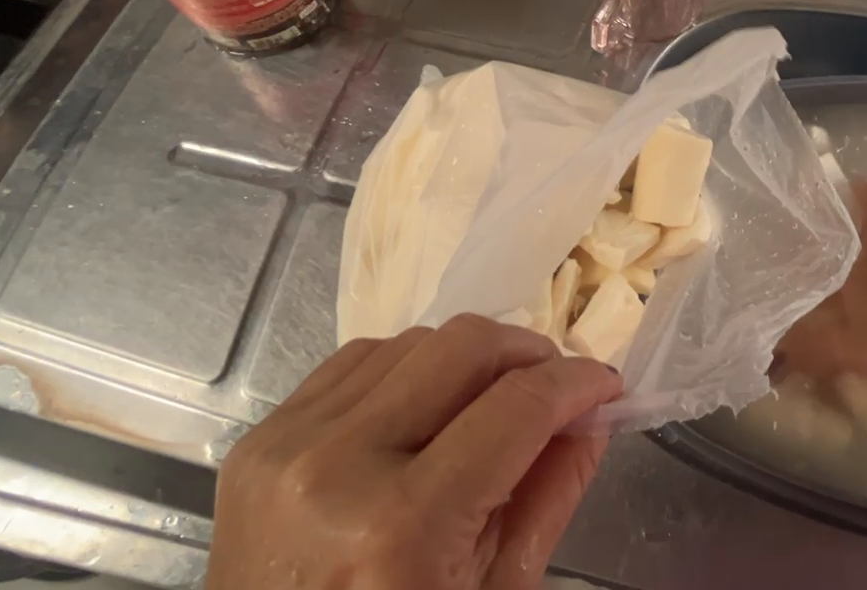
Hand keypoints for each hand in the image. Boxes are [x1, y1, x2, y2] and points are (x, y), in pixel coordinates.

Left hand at [207, 315, 623, 589]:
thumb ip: (551, 494)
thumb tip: (593, 415)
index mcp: (401, 527)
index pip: (517, 406)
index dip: (577, 383)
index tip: (605, 385)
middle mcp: (336, 466)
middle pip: (465, 345)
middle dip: (529, 354)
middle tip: (554, 387)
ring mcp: (288, 443)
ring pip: (415, 340)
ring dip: (470, 360)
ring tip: (489, 403)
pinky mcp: (261, 436)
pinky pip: (360, 359)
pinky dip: (410, 368)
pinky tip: (426, 407)